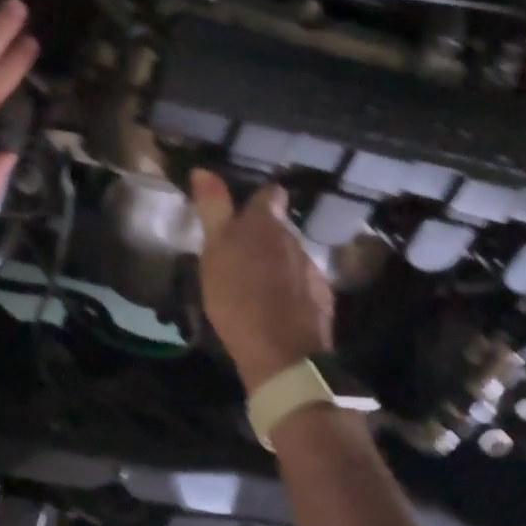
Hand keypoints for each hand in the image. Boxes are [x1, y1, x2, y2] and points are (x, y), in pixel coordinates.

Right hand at [190, 170, 334, 390]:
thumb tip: (204, 169)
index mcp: (266, 224)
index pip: (269, 195)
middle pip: (279, 227)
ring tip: (253, 282)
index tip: (242, 208)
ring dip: (274, 263)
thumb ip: (213, 210)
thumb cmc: (238, 297)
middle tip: (237, 251)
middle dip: (262, 234)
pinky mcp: (322, 301)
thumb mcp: (214, 251)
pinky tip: (272, 306)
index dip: (257, 198)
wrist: (282, 355)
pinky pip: (301, 284)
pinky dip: (288, 289)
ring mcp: (312, 271)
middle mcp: (295, 240)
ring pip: (290, 256)